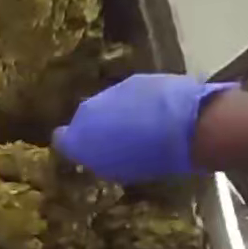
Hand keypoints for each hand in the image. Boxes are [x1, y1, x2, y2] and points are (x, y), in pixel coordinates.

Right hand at [53, 74, 234, 183]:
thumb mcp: (115, 169)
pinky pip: (131, 95)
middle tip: (114, 144)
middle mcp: (88, 108)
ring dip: (118, 115)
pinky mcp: (138, 79)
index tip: (84, 153)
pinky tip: (156, 117)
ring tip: (139, 131)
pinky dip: (138, 105)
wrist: (186, 124)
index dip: (72, 145)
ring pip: (108, 105)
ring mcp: (114, 90)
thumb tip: (89, 152)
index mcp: (78, 135)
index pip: (61, 139)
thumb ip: (97, 158)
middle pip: (85, 118)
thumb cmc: (145, 159)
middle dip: (96, 128)